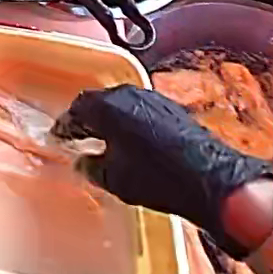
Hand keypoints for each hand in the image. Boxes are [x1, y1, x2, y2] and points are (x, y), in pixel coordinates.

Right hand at [57, 84, 270, 254]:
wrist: (213, 180)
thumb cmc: (156, 177)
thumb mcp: (114, 178)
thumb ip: (91, 166)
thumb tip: (82, 163)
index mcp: (106, 106)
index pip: (76, 110)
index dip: (65, 126)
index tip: (59, 138)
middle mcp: (126, 94)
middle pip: (97, 101)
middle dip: (86, 118)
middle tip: (78, 135)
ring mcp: (150, 97)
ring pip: (119, 103)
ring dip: (108, 118)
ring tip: (103, 138)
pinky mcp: (170, 108)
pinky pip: (138, 108)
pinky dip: (127, 121)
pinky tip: (130, 139)